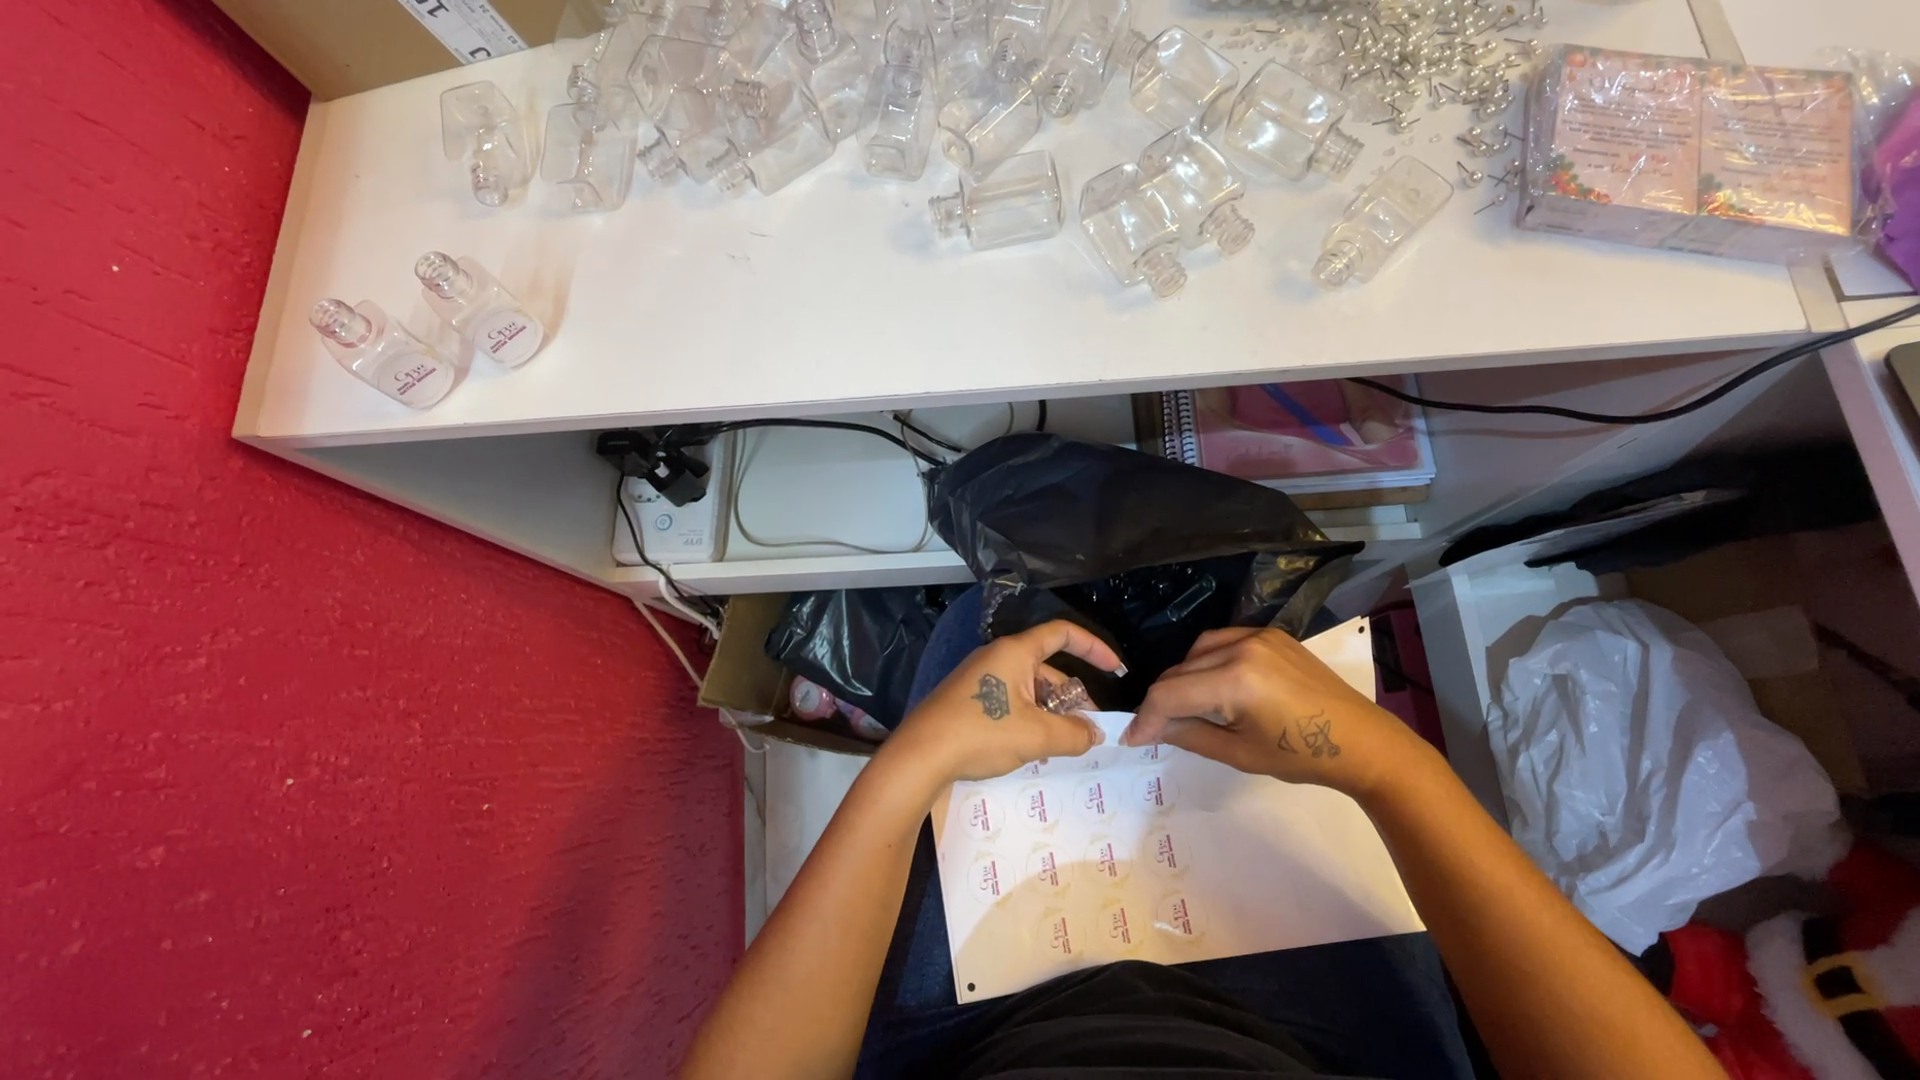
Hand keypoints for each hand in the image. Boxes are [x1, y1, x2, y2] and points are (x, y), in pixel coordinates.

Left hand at [883, 621, 1124, 789]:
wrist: (920, 755)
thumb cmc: (981, 733)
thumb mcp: (1036, 736)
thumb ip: (1073, 733)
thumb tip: (1095, 734)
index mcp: (1014, 652)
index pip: (1062, 633)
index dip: (1094, 647)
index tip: (1115, 669)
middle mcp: (996, 657)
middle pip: (1047, 668)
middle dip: (1071, 698)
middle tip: (1087, 730)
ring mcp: (979, 678)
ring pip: (1028, 688)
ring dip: (1050, 713)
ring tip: (1061, 745)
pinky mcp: (966, 699)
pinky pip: (1009, 701)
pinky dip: (1028, 718)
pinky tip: (1031, 747)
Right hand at [1120, 627, 1413, 795]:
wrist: (1362, 741)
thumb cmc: (1301, 756)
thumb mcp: (1237, 753)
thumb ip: (1187, 734)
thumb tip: (1149, 729)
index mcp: (1236, 680)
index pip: (1169, 694)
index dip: (1146, 717)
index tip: (1132, 738)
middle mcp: (1242, 647)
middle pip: (1178, 671)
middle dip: (1161, 701)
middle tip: (1152, 729)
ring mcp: (1257, 635)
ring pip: (1195, 652)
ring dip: (1182, 678)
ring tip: (1186, 708)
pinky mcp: (1270, 633)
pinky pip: (1221, 641)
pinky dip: (1206, 661)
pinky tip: (1213, 686)